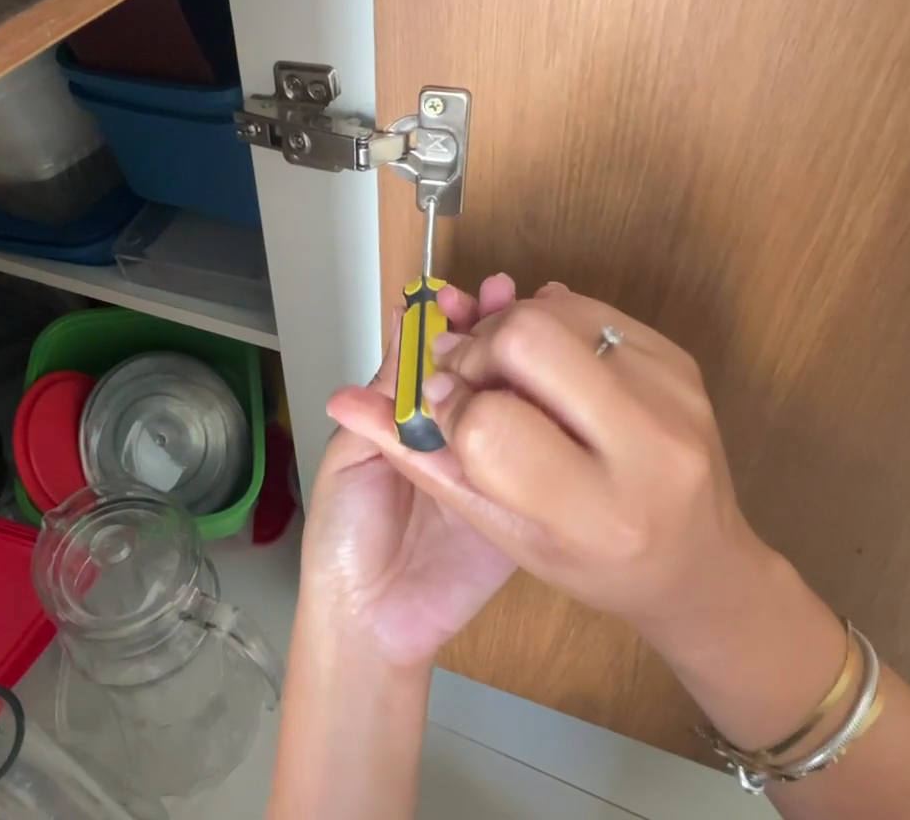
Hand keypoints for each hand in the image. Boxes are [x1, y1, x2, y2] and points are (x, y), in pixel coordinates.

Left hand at [297, 274, 520, 666]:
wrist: (372, 616)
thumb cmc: (346, 533)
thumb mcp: (352, 457)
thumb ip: (384, 403)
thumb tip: (406, 330)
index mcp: (402, 421)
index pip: (427, 360)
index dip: (441, 325)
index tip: (455, 294)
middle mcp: (447, 433)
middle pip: (472, 371)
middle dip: (487, 327)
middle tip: (506, 292)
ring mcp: (486, 462)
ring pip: (505, 399)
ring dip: (519, 354)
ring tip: (537, 310)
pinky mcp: (518, 496)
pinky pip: (534, 449)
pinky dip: (549, 407)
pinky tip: (563, 370)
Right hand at [325, 281, 784, 647]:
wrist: (700, 563)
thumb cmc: (594, 564)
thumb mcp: (503, 535)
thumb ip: (430, 465)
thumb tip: (357, 405)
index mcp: (596, 512)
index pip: (491, 426)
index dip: (450, 404)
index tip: (442, 404)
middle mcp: (648, 446)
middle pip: (527, 341)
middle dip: (475, 346)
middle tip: (465, 369)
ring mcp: (673, 394)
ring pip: (554, 312)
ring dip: (506, 328)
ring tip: (500, 366)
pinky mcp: (679, 361)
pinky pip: (588, 308)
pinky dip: (546, 320)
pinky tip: (540, 358)